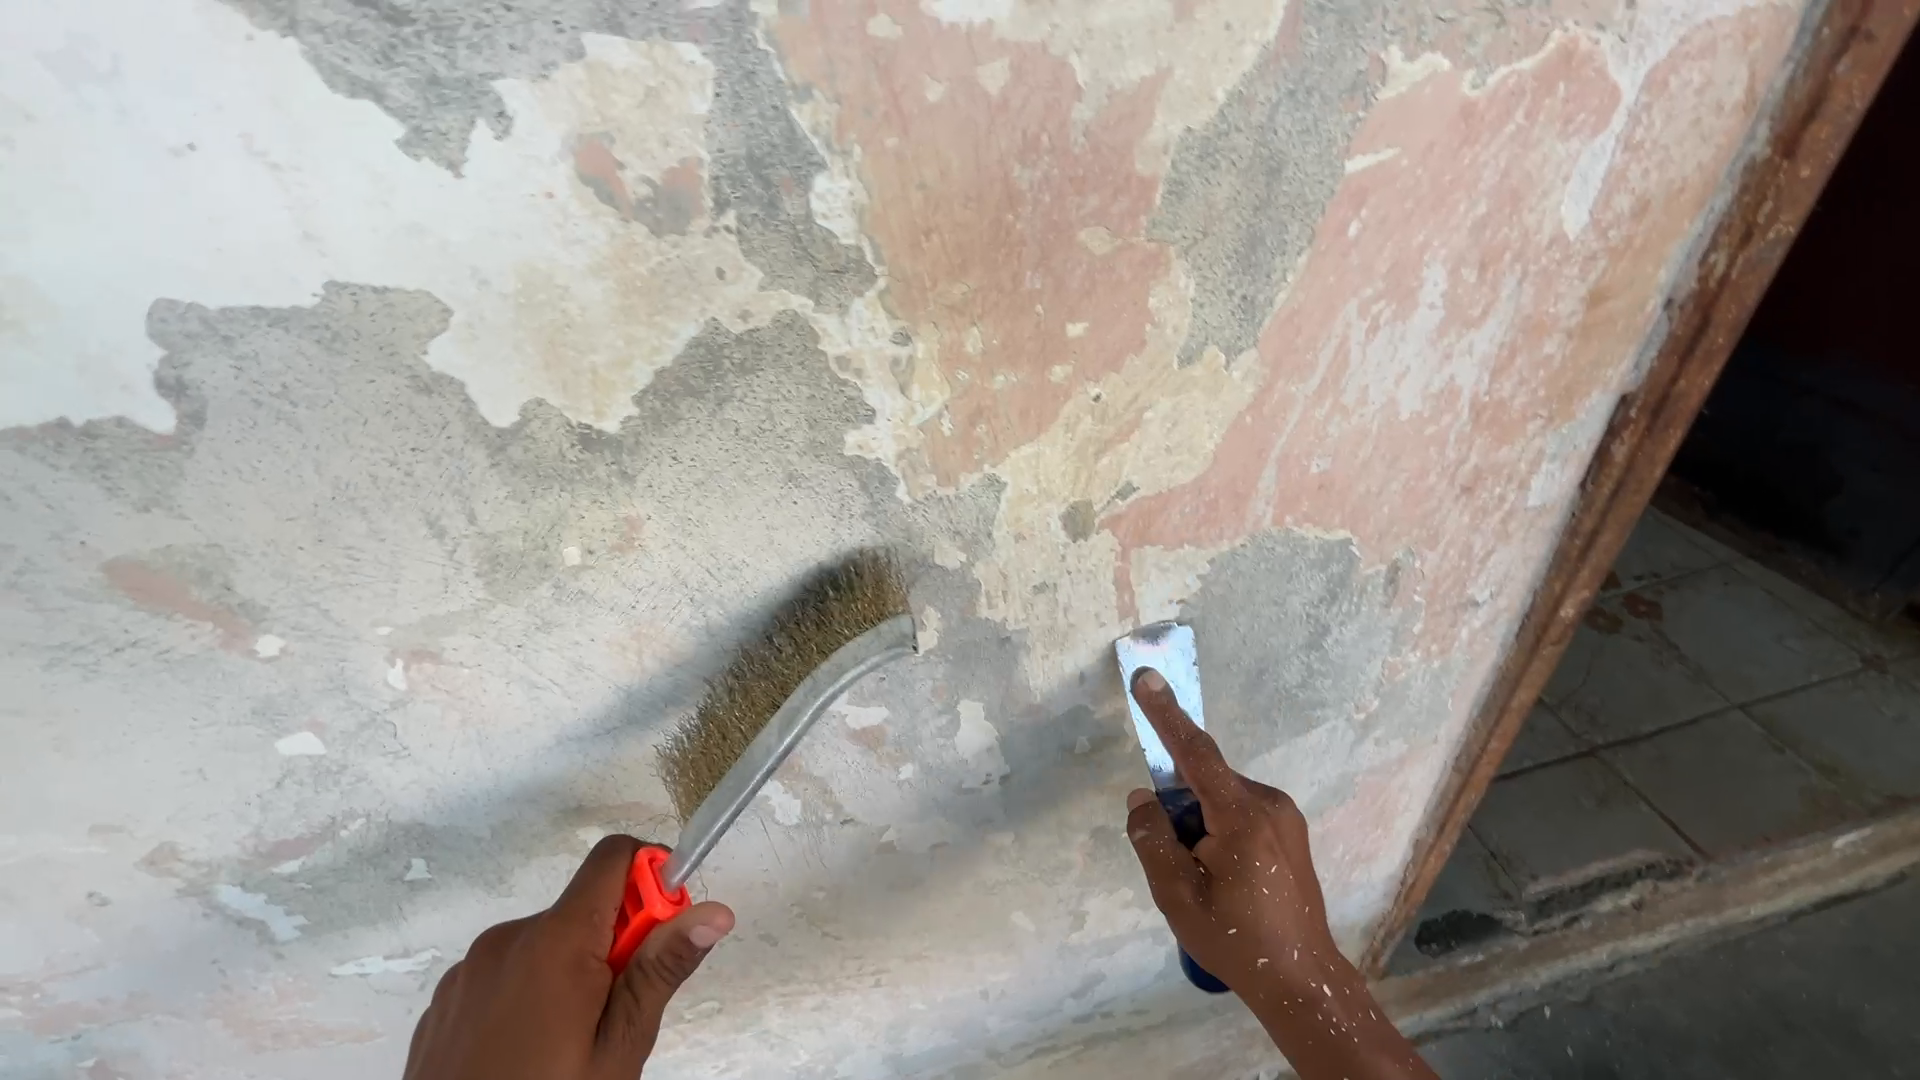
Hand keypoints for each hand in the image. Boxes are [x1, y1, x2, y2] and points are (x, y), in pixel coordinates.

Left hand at [404, 835, 734, 1079]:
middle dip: (618, 939)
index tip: (665, 926)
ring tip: (571, 1042)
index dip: (652, 875)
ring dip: (574, 968)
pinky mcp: (443, 1003)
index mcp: (555, 938)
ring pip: (547, 941)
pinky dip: (531, 991)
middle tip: (622, 1009)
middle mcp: (507, 938)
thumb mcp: (620, 1046)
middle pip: (585, 905)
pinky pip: (507, 971)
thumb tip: (718, 912)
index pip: (615, 856)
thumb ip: (663, 969)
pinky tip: (528, 1052)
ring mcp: (467, 971)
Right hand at [1125, 668, 1435, 1079]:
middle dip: (1179, 806)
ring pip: (1220, 797)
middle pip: (1204, 780)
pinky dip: (1216, 828)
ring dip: (1198, 821)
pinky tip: (1221, 874)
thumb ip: (1152, 838)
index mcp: (1242, 816)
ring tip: (1204, 878)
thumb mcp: (1176, 894)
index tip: (1148, 678)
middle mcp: (1269, 804)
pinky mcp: (1289, 831)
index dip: (1167, 715)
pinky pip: (1238, 810)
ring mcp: (1284, 816)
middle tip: (1177, 861)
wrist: (1303, 983)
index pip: (1196, 752)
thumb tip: (1143, 798)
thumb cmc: (1236, 939)